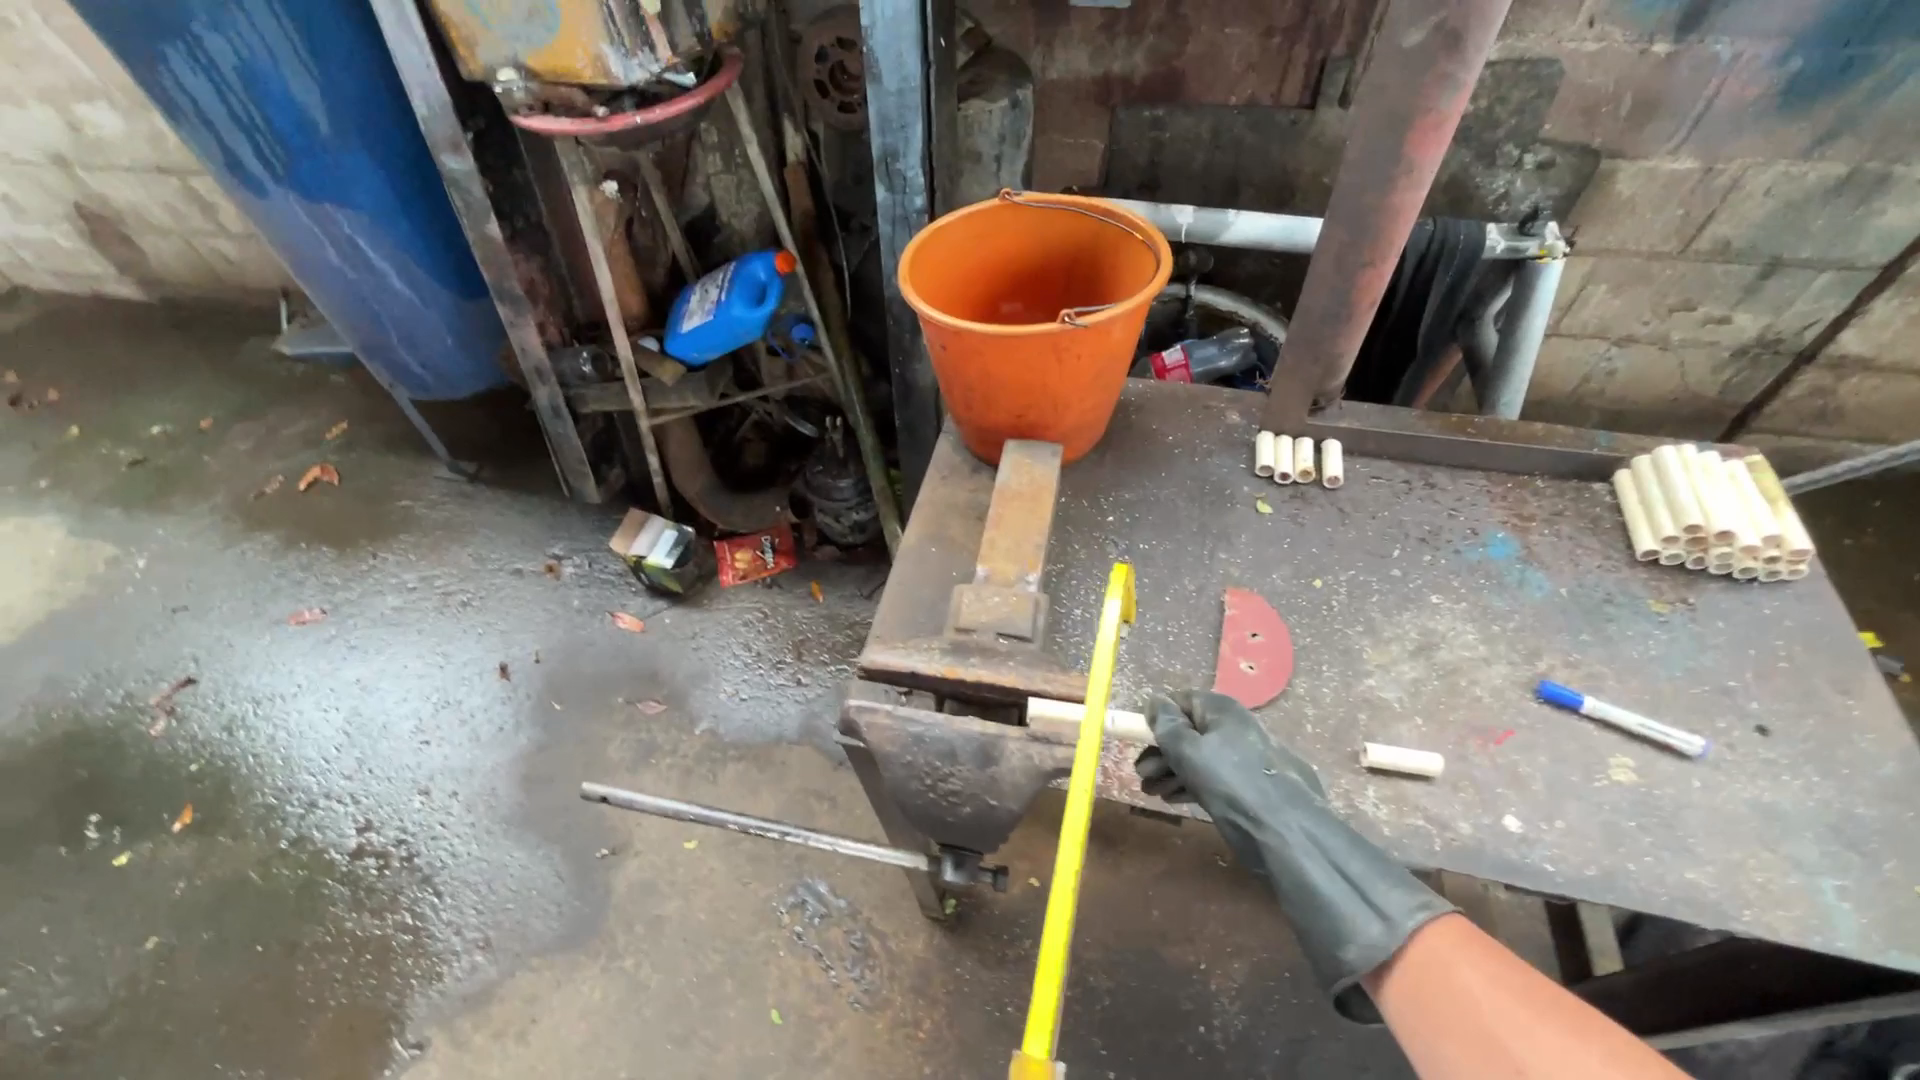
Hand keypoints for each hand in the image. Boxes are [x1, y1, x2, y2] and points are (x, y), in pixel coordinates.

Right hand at [1135, 690, 1455, 1021]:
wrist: (1286, 832)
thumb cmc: (1231, 782)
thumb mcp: (1188, 750)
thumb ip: (1167, 725)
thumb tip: (1155, 701)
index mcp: (1222, 711)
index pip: (1182, 700)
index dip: (1159, 715)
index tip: (1139, 736)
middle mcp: (1234, 728)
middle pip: (1188, 731)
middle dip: (1161, 751)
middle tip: (1140, 774)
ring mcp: (1244, 758)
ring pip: (1198, 757)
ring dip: (1170, 771)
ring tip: (1150, 791)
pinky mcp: (1248, 786)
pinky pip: (1211, 777)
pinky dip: (1189, 784)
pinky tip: (1173, 799)